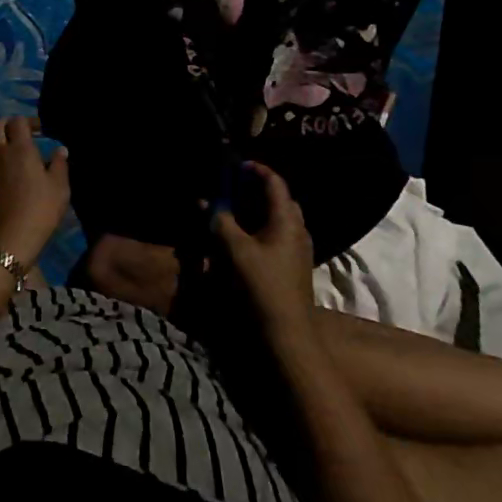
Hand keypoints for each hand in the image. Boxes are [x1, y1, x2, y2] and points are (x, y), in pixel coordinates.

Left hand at [0, 116, 69, 263]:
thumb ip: (60, 165)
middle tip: (22, 136)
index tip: (41, 131)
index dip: (29, 121)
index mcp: (20, 149)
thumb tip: (60, 149)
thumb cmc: (39, 211)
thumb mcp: (59, 189)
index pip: (18, 121)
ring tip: (8, 153)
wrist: (6, 241)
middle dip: (9, 126)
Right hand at [212, 162, 315, 334]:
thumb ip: (220, 222)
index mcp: (287, 221)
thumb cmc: (261, 287)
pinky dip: (256, 230)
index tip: (235, 165)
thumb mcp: (234, 250)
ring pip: (276, 221)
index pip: (275, 183)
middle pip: (278, 201)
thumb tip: (205, 202)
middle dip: (255, 190)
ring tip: (230, 212)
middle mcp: (297, 232)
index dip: (256, 170)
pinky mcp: (290, 269)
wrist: (285, 337)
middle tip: (231, 187)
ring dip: (254, 212)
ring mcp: (296, 252)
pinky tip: (238, 240)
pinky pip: (274, 238)